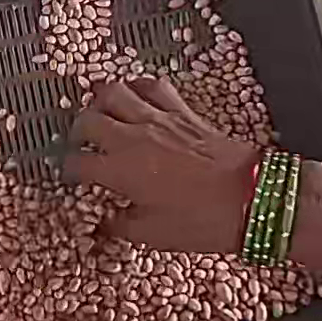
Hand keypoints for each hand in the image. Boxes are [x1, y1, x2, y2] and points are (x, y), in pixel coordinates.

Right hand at [62, 79, 261, 256]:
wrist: (252, 198)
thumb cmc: (202, 222)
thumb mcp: (154, 235)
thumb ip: (121, 225)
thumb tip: (105, 222)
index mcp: (121, 170)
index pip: (78, 162)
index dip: (69, 170)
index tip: (72, 176)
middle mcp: (132, 138)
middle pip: (87, 119)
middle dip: (77, 131)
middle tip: (81, 143)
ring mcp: (157, 119)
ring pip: (114, 92)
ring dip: (101, 102)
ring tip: (102, 114)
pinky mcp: (181, 111)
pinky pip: (152, 86)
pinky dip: (137, 87)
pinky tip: (136, 97)